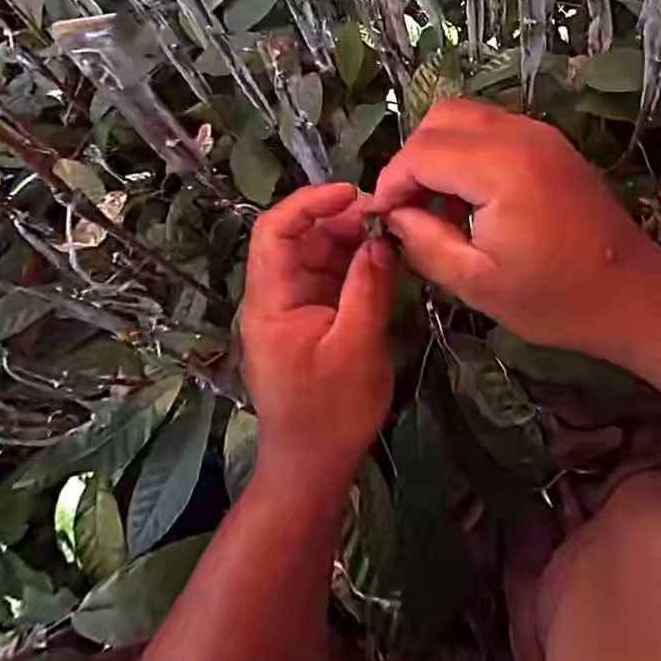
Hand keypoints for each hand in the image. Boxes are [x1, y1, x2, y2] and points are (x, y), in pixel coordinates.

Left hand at [240, 183, 398, 490]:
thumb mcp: (356, 350)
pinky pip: (329, 279)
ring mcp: (292, 306)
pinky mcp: (310, 318)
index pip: (275, 231)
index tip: (351, 193)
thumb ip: (368, 290)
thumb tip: (380, 240)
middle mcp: (275, 295)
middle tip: (385, 218)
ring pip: (316, 255)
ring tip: (389, 236)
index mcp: (270, 300)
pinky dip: (354, 266)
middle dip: (339, 220)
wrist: (311, 467)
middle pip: (299, 239)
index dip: (309, 203)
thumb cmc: (328, 414)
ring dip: (350, 241)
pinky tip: (383, 261)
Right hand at [368, 98, 660, 352]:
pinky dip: (462, 151)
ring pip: (462, 116)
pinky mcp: (547, 142)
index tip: (382, 216)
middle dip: (411, 160)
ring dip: (436, 152)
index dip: (392, 182)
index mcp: (503, 169)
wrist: (637, 296)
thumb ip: (423, 242)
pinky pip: (488, 127)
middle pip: (438, 119)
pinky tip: (467, 195)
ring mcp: (539, 134)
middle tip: (408, 206)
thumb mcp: (476, 283)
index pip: (421, 152)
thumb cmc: (556, 298)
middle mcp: (520, 136)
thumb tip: (392, 215)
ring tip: (435, 201)